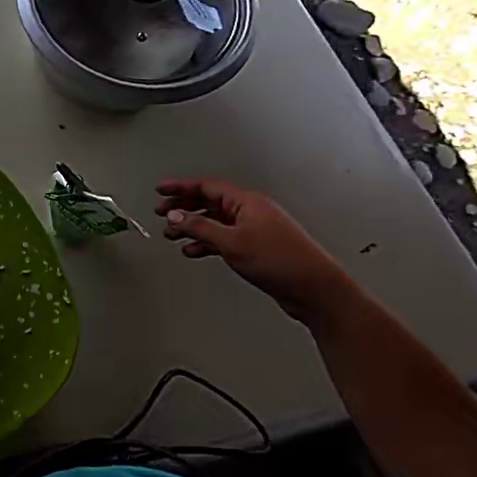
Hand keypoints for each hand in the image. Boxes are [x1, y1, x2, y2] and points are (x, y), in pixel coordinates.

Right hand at [155, 178, 351, 321]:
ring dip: (192, 227)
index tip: (162, 189)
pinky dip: (207, 243)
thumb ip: (200, 227)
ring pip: (214, 221)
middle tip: (162, 211)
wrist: (314, 289)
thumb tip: (176, 216)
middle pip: (208, 202)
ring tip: (173, 234)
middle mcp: (250, 211)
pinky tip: (195, 250)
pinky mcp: (256, 247)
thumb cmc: (283, 261)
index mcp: (246, 201)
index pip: (205, 187)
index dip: (180, 187)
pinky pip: (224, 238)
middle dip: (183, 207)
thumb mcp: (232, 242)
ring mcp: (254, 229)